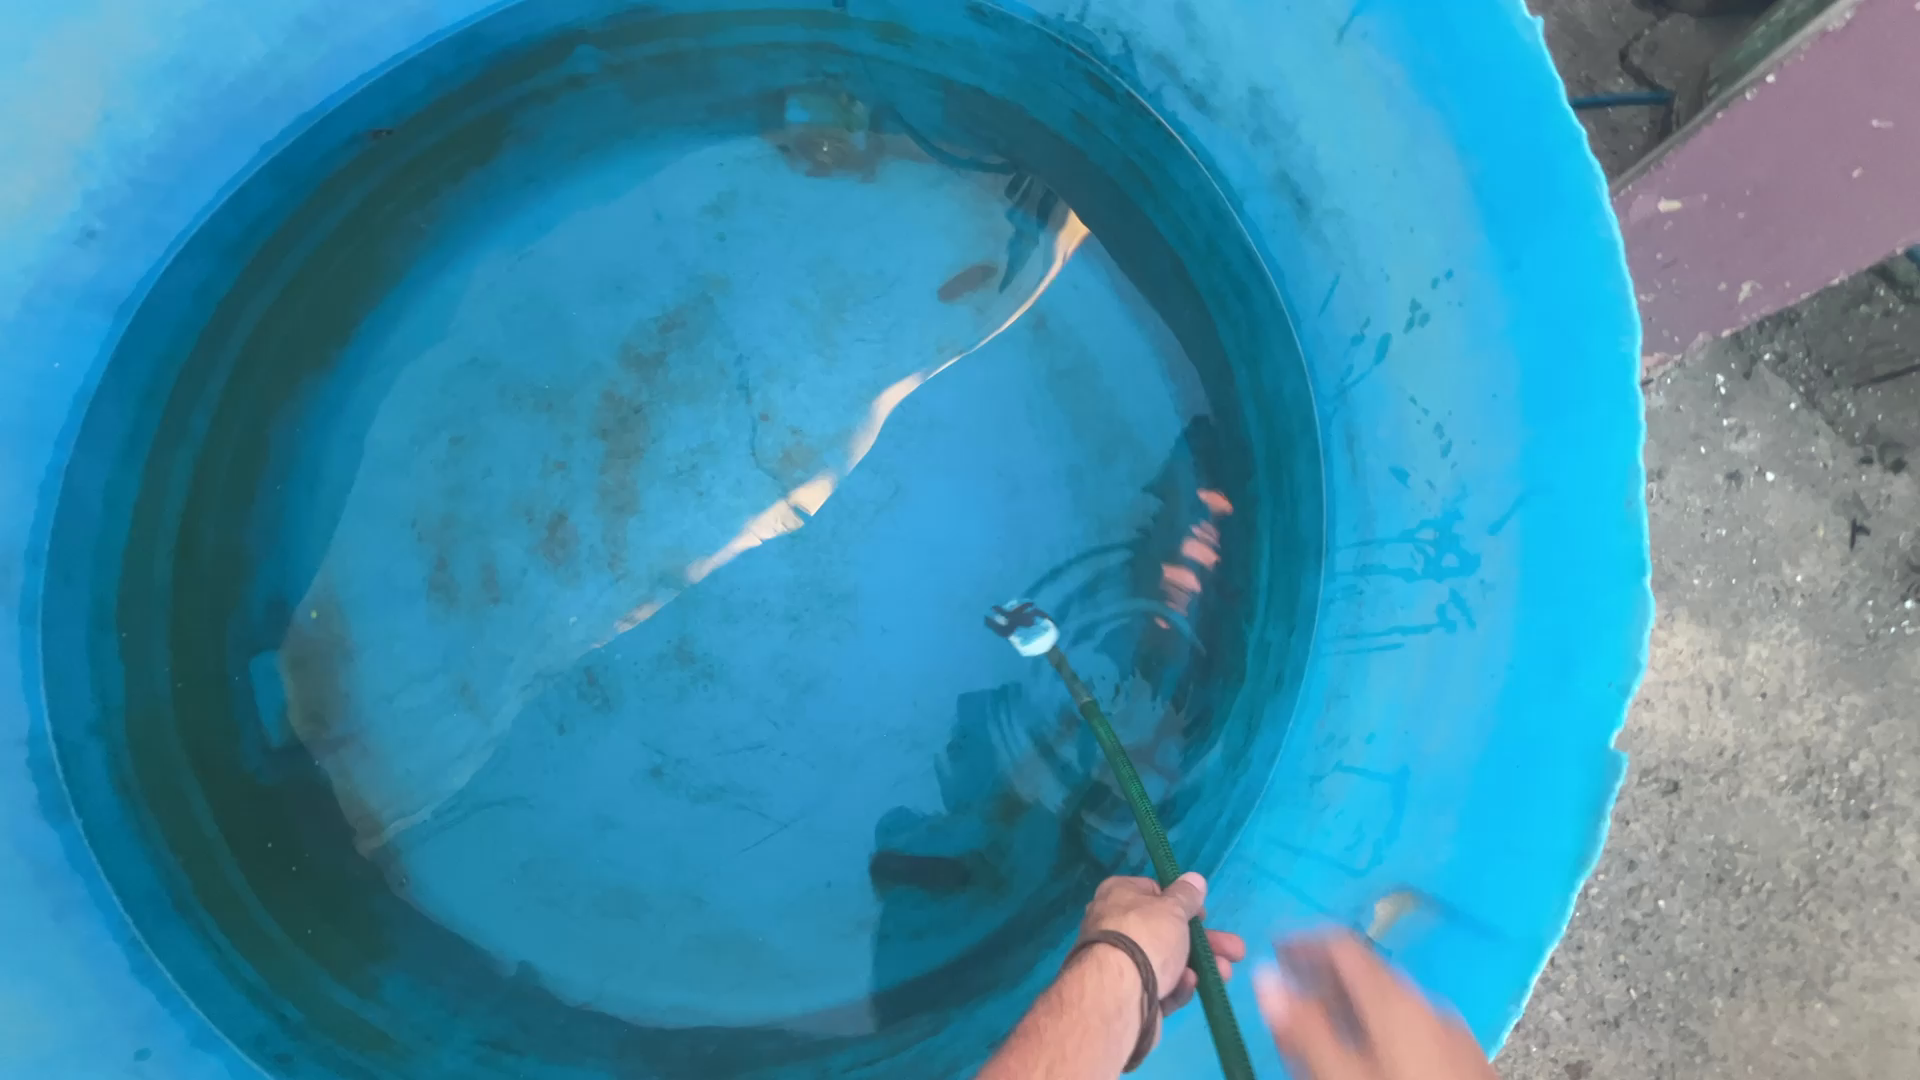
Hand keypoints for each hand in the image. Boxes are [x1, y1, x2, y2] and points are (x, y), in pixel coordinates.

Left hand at [1077, 873, 1246, 1014]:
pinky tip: (1188, 984)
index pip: (1154, 893)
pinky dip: (1176, 986)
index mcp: (1119, 894)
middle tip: (1235, 952)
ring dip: (1198, 966)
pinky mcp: (1129, 993)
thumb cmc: (1146, 936)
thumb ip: (1186, 896)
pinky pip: (1158, 985)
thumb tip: (1194, 878)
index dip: (1182, 904)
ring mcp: (1121, 961)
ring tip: (1224, 974)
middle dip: (1203, 942)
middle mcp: (1115, 923)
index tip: (1205, 916)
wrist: (1118, 993)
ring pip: (1167, 961)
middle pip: (1166, 931)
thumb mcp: (1172, 909)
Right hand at [1253, 931, 1498, 1079]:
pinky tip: (1371, 1066)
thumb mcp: (1341, 1074)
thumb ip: (1302, 1025)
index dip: (1301, 942)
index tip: (1274, 955)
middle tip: (1290, 1009)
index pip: (1340, 942)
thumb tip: (1265, 976)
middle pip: (1365, 975)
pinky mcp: (1473, 1068)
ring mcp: (1457, 1039)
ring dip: (1351, 1015)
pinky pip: (1414, 1034)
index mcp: (1395, 999)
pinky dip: (1381, 1036)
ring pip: (1390, 1008)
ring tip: (1324, 1046)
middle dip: (1322, 985)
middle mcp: (1428, 1005)